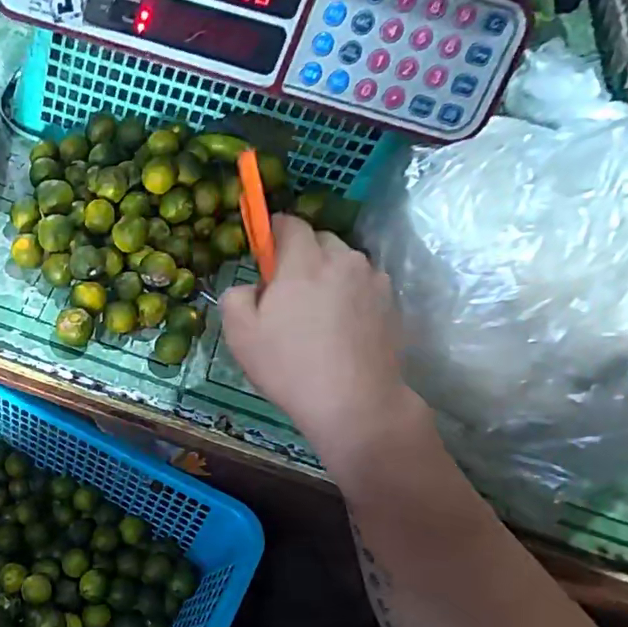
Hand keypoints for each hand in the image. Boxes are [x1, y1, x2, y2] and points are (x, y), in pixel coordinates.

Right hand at [221, 214, 418, 461]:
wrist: (355, 402)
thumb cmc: (289, 366)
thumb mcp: (239, 334)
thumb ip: (235, 296)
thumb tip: (250, 287)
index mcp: (304, 261)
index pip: (290, 224)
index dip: (273, 232)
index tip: (263, 253)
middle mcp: (344, 260)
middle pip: (320, 240)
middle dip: (301, 255)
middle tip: (286, 291)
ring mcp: (373, 281)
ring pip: (344, 263)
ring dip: (328, 275)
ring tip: (316, 314)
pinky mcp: (392, 304)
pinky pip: (363, 286)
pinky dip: (349, 296)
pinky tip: (339, 329)